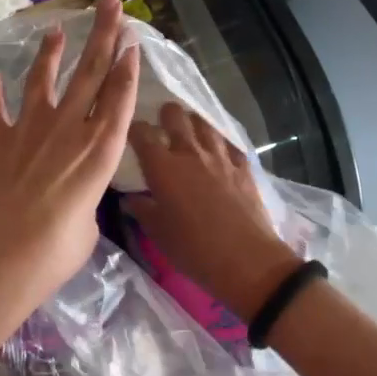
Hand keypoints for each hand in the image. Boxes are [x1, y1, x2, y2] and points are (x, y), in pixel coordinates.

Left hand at [0, 0, 140, 302]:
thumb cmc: (55, 252)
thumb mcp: (88, 225)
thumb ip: (85, 196)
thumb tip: (74, 190)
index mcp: (100, 149)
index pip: (120, 96)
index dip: (128, 64)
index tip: (133, 37)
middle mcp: (69, 127)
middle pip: (91, 70)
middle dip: (104, 32)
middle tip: (112, 0)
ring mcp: (30, 127)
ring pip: (45, 77)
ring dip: (52, 51)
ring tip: (57, 29)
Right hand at [123, 102, 299, 319]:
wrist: (248, 262)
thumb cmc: (194, 249)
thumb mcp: (157, 233)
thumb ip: (141, 209)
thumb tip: (128, 198)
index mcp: (162, 165)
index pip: (141, 131)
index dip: (133, 129)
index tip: (132, 137)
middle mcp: (189, 151)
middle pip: (174, 114)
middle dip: (165, 115)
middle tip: (162, 128)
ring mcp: (219, 156)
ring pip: (203, 123)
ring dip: (193, 124)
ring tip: (190, 135)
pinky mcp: (243, 167)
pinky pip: (229, 145)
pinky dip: (220, 145)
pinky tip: (218, 154)